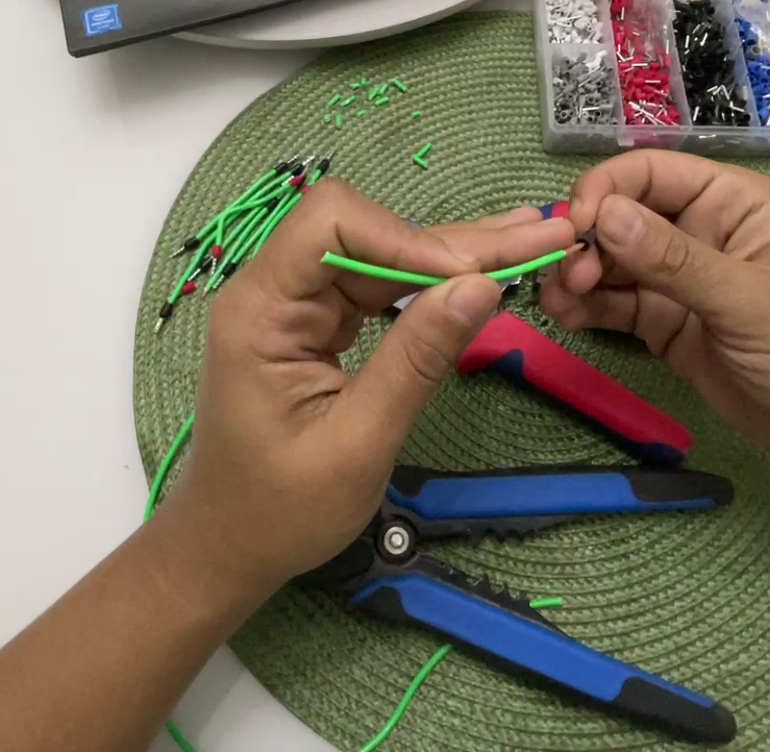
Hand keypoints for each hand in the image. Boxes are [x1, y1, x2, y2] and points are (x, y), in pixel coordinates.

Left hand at [158, 181, 575, 599]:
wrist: (230, 545)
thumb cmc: (281, 510)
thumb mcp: (358, 443)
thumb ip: (417, 360)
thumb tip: (483, 286)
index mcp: (260, 309)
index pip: (331, 224)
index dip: (406, 236)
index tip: (473, 275)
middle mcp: (276, 288)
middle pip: (369, 231)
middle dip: (455, 240)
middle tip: (539, 233)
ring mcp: (300, 301)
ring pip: (385, 252)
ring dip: (456, 253)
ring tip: (530, 238)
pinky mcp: (321, 319)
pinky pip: (383, 284)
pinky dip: (436, 280)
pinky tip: (485, 268)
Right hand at [539, 150, 769, 466]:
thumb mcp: (750, 301)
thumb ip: (674, 260)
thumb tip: (603, 215)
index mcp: (729, 203)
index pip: (650, 174)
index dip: (606, 190)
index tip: (574, 225)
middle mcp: (696, 231)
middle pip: (621, 217)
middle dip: (585, 240)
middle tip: (564, 277)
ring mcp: (678, 280)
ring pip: (610, 262)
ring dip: (577, 275)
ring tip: (555, 301)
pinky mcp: (665, 322)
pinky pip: (616, 304)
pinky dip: (586, 308)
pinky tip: (566, 318)